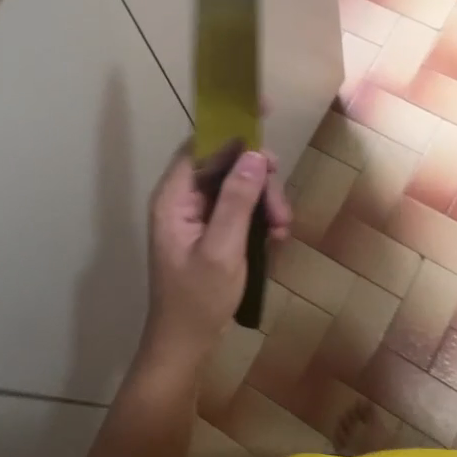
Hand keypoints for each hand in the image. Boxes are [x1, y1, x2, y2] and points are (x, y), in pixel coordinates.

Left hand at [138, 147, 291, 371]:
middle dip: (260, 182)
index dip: (233, 126)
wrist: (185, 346)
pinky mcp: (210, 231)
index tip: (266, 110)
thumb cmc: (198, 301)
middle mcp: (182, 199)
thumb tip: (254, 155)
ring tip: (282, 234)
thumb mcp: (223, 249)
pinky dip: (260, 220)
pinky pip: (239, 209)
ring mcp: (196, 216)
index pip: (202, 145)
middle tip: (282, 212)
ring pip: (238, 187)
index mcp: (173, 198)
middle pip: (226, 165)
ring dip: (265, 204)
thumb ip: (238, 200)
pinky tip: (275, 240)